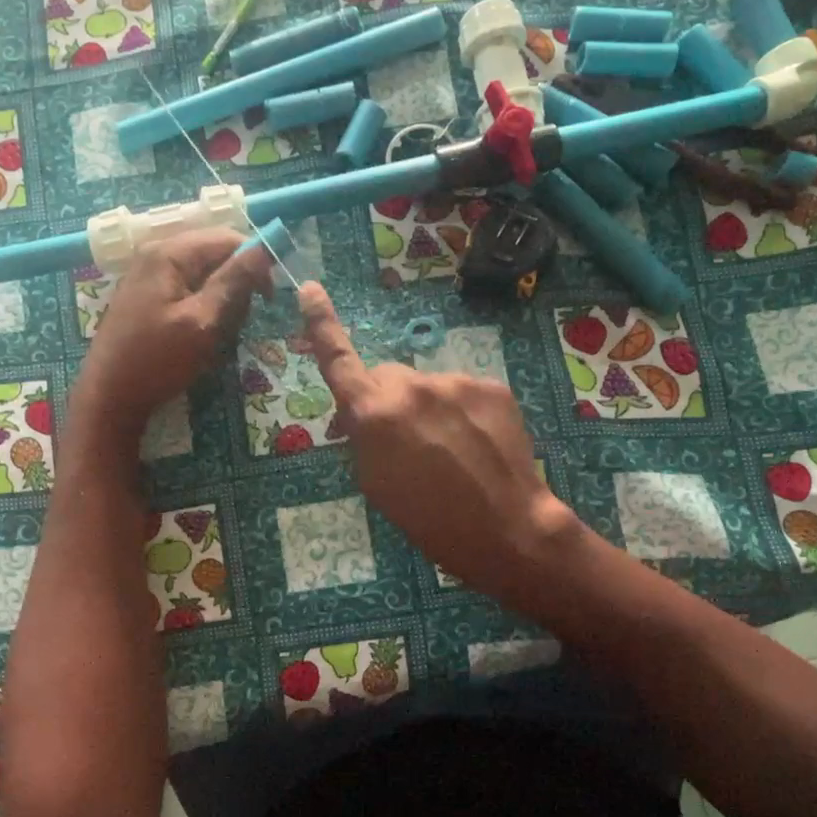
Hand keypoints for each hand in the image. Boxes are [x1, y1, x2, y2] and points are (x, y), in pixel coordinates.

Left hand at [71, 229, 273, 442]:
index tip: (269, 298)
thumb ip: (233, 282)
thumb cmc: (157, 360)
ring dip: (219, 303)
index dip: (254, 262)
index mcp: (168, 253)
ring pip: (202, 277)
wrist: (109, 397)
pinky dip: (201, 311)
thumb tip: (265, 248)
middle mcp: (155, 255)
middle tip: (236, 324)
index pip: (226, 238)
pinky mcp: (146, 299)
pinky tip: (199, 337)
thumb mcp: (202, 322)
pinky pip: (186, 293)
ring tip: (216, 337)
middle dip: (234, 286)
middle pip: (213, 255)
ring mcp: (148, 277)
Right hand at [299, 282, 578, 598]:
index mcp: (373, 413)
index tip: (309, 288)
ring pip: (428, 388)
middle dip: (387, 401)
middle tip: (402, 444)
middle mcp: (411, 386)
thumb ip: (363, 436)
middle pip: (387, 378)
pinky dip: (462, 413)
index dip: (320, 324)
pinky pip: (462, 393)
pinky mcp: (492, 386)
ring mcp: (455, 382)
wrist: (506, 527)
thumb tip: (364, 414)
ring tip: (449, 453)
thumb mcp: (374, 482)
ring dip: (428, 409)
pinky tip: (476, 445)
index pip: (338, 360)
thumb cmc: (427, 517)